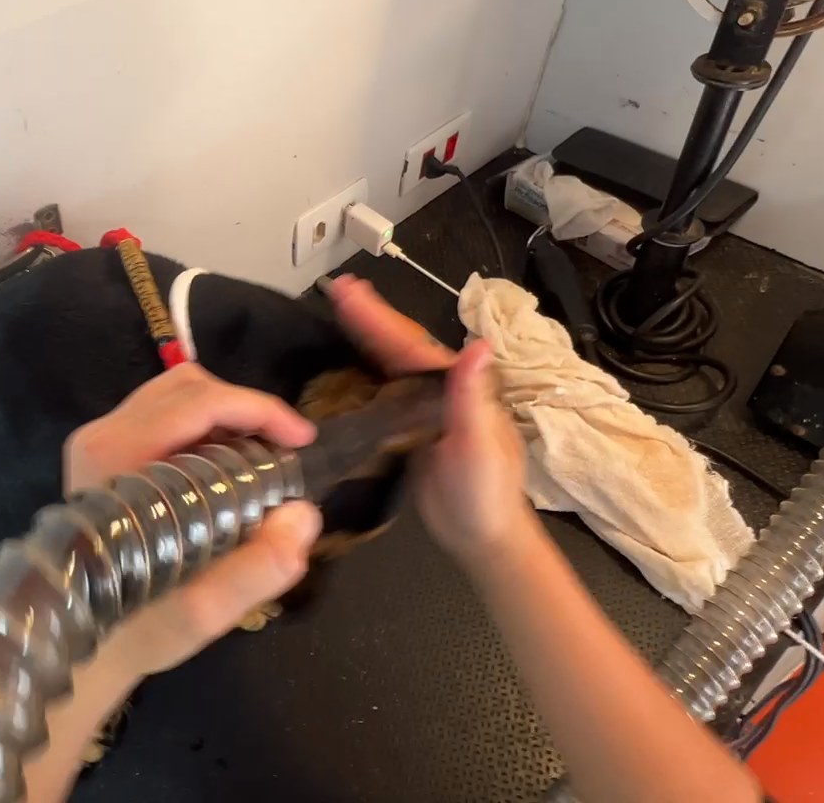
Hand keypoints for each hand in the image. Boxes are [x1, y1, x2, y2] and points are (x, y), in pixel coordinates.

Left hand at [64, 364, 322, 677]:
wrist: (80, 639)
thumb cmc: (139, 627)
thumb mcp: (200, 612)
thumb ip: (256, 569)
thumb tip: (304, 514)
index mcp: (118, 458)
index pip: (197, 403)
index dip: (257, 409)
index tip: (302, 440)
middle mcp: (103, 435)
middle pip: (188, 386)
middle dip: (246, 408)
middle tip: (284, 449)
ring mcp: (101, 438)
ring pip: (178, 392)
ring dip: (228, 414)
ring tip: (260, 455)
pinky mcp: (107, 447)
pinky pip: (168, 410)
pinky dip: (208, 424)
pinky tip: (228, 463)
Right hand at [326, 275, 534, 566]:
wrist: (483, 535)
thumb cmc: (485, 494)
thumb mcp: (481, 447)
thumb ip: (472, 399)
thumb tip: (478, 346)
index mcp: (455, 386)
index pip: (409, 345)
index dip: (378, 316)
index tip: (348, 290)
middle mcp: (437, 388)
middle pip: (399, 344)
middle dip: (369, 315)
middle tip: (338, 288)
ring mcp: (422, 406)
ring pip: (390, 360)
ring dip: (365, 333)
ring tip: (341, 308)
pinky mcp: (407, 426)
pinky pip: (383, 385)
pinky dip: (366, 364)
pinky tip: (350, 357)